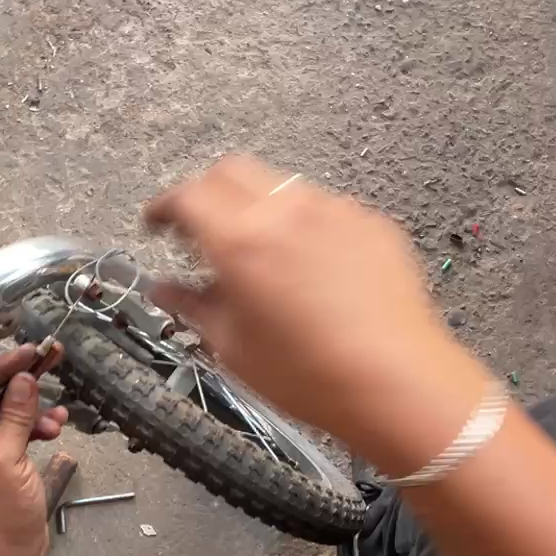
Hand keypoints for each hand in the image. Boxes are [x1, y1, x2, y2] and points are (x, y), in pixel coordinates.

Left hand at [0, 345, 68, 555]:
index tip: (31, 352)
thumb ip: (13, 417)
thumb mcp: (5, 461)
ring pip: (10, 414)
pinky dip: (38, 428)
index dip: (1, 367)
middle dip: (22, 385)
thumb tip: (23, 378)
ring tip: (58, 418)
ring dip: (35, 411)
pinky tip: (57, 428)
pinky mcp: (4, 463)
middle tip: (52, 360)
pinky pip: (20, 433)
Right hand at [145, 156, 493, 478]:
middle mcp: (287, 212)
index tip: (157, 224)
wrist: (399, 384)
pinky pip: (323, 207)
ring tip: (257, 256)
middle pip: (231, 170)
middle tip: (199, 232)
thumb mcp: (234, 348)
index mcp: (242, 241)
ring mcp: (335, 211)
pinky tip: (307, 267)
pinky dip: (301, 224)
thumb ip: (192, 306)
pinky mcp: (371, 223)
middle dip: (206, 193)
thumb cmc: (312, 377)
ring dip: (255, 207)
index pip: (187, 195)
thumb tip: (163, 289)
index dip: (163, 206)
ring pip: (279, 186)